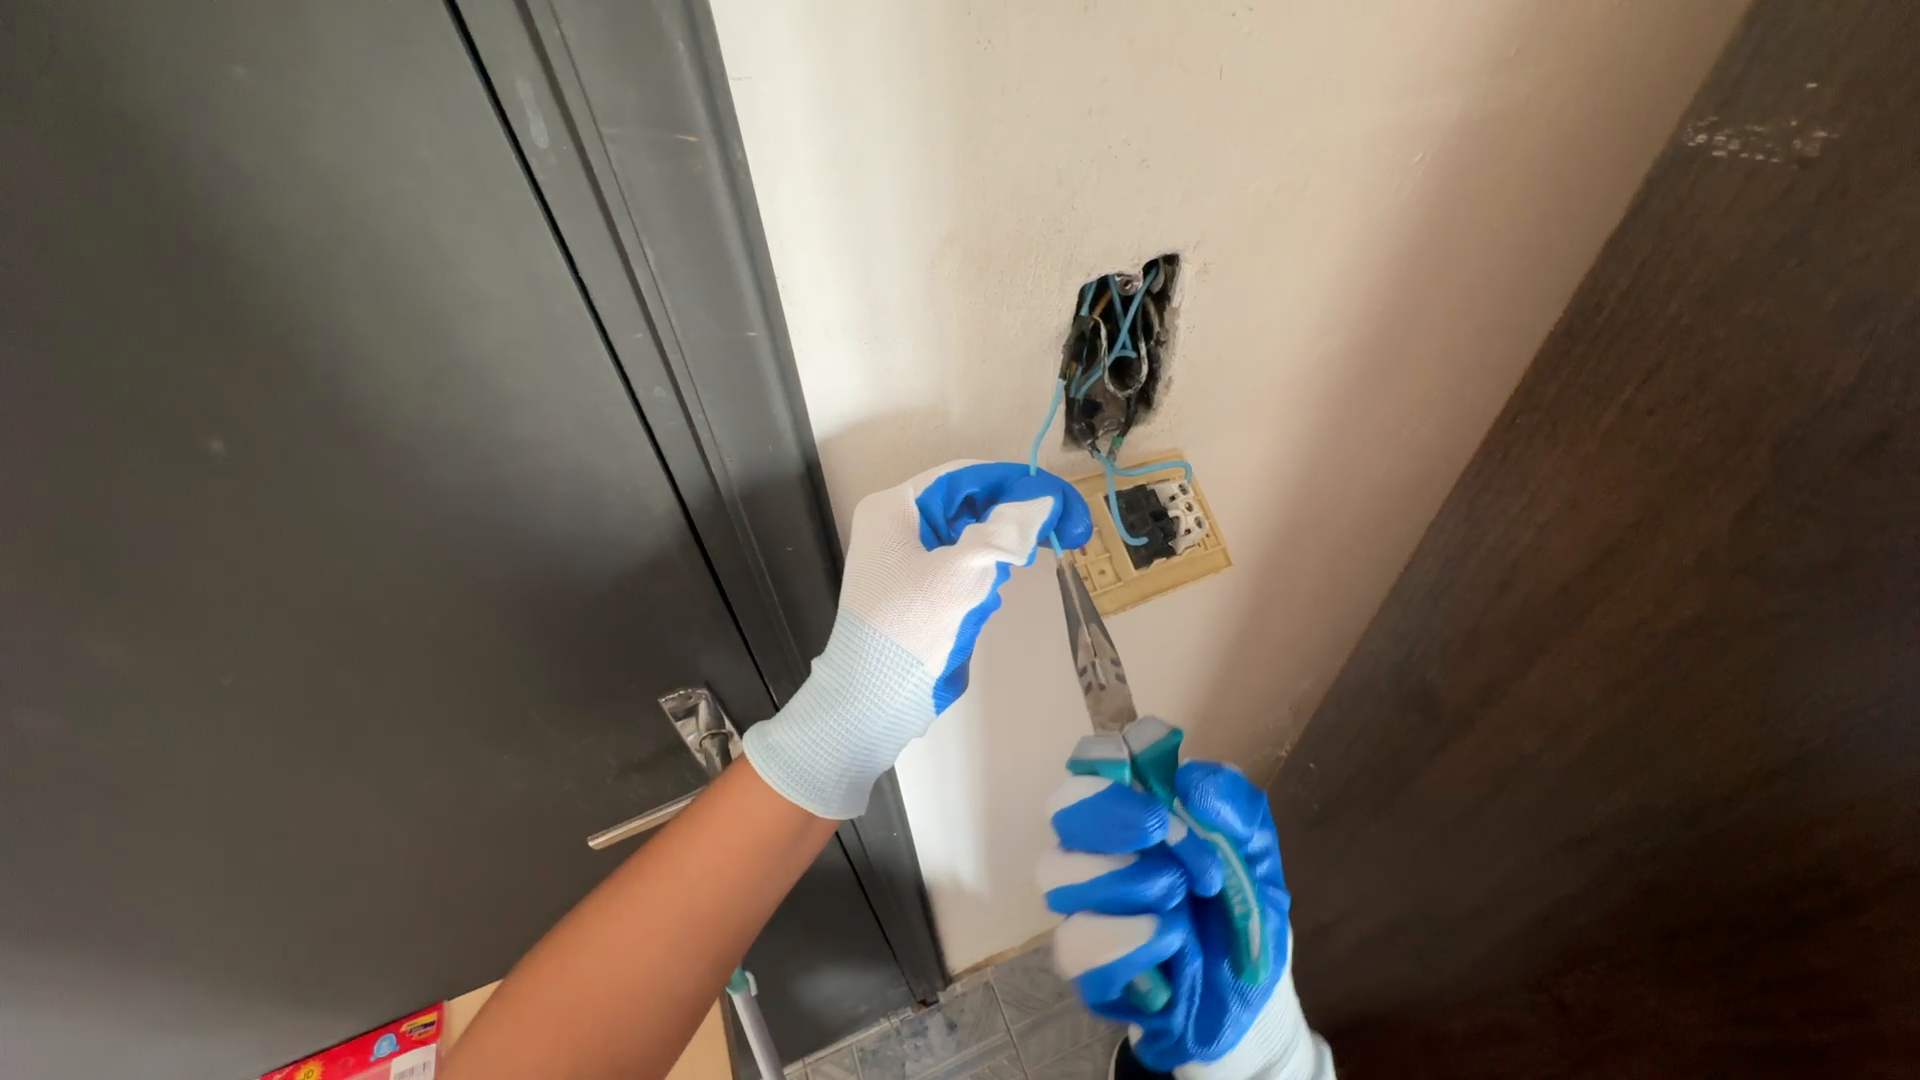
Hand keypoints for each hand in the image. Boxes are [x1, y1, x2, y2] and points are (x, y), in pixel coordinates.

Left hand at [743, 460, 1092, 818]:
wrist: (871, 695)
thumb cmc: (911, 625)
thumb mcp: (961, 573)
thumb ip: (1003, 532)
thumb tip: (1041, 500)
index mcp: (893, 507)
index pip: (962, 476)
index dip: (1009, 483)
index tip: (1051, 499)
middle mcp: (892, 524)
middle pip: (963, 507)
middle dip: (999, 527)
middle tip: (1039, 543)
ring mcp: (899, 558)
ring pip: (963, 539)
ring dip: (988, 558)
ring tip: (995, 584)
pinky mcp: (910, 587)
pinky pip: (954, 567)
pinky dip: (975, 580)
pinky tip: (979, 603)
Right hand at [1038, 762, 1331, 1078]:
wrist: (1252, 994)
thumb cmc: (1241, 905)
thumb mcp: (1255, 848)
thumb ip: (1232, 804)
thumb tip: (1188, 780)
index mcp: (1125, 811)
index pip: (1083, 774)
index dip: (1106, 784)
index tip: (1157, 812)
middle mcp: (1089, 849)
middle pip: (1061, 814)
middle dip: (1116, 825)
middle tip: (1168, 848)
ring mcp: (1079, 905)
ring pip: (1060, 876)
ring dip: (1129, 885)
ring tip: (1180, 905)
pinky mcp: (1081, 964)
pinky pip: (1076, 942)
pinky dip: (1129, 941)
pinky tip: (1170, 947)